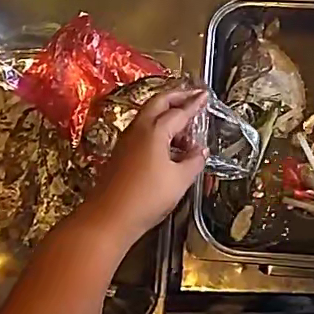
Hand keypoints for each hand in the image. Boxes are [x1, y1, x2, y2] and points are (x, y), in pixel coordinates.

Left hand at [83, 87, 208, 240]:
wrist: (109, 218)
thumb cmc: (146, 198)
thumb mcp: (180, 180)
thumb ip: (194, 161)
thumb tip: (200, 152)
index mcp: (155, 131)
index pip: (179, 111)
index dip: (194, 103)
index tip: (204, 95)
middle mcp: (138, 130)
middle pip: (158, 103)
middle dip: (176, 97)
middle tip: (192, 96)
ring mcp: (126, 141)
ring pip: (148, 116)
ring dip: (166, 114)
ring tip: (185, 127)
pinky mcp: (121, 154)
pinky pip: (142, 131)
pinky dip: (158, 129)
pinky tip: (168, 145)